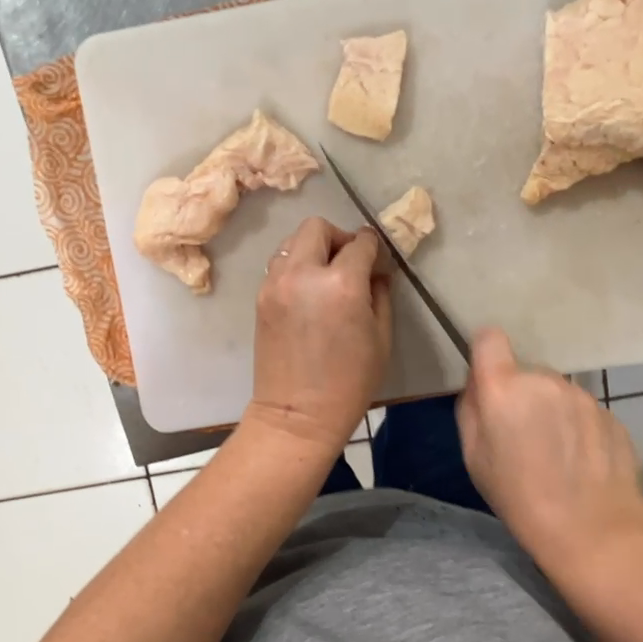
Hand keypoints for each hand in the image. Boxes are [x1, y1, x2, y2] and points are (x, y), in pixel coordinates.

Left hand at [247, 217, 392, 449]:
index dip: (374, 248)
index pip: (360, 243)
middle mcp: (303, 274)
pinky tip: (307, 295)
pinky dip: (295, 268)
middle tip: (350, 263)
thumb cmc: (350, 382)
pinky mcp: (261, 298)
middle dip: (338, 238)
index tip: (377, 262)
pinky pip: (279, 265)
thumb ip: (380, 293)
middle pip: (318, 227)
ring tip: (326, 278)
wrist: (297, 414)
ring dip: (312, 250)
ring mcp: (275, 284)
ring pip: (292, 242)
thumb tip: (376, 272)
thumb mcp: (381, 337)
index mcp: (341, 284)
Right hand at [456, 327, 642, 567]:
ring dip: (549, 411)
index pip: (489, 339)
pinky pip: (580, 411)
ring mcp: (582, 395)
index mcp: (504, 388)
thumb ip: (471, 410)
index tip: (487, 382)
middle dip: (519, 395)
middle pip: (524, 372)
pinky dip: (575, 428)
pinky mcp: (609, 413)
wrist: (592, 528)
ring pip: (554, 392)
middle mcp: (544, 380)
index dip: (485, 355)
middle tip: (520, 437)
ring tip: (553, 454)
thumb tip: (478, 386)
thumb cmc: (518, 496)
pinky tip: (578, 463)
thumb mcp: (473, 457)